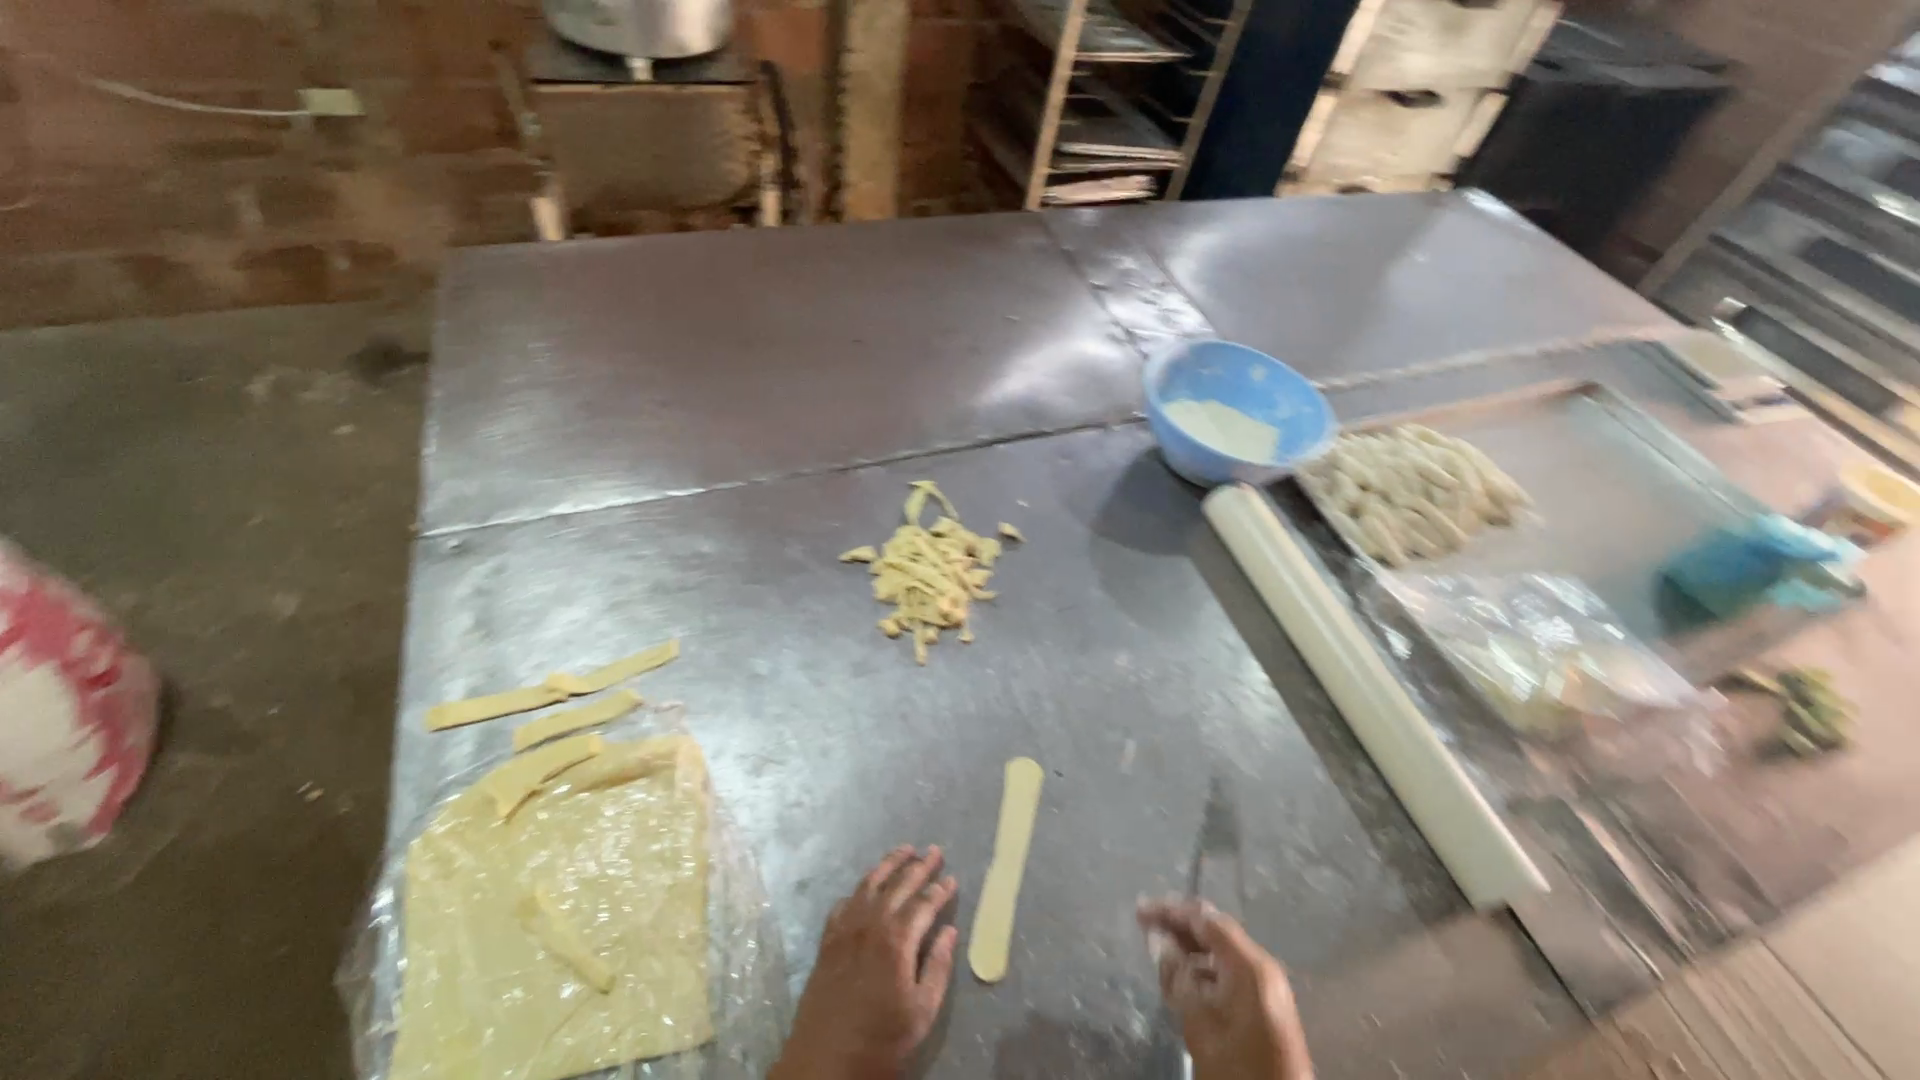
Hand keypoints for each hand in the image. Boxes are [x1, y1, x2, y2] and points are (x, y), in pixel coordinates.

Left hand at [771, 846, 959, 1079]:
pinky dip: (858, 889)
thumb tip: (950, 932)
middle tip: (934, 850)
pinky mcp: (827, 941)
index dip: (939, 890)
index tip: (952, 877)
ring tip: (904, 850)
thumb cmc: (881, 1040)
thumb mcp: (922, 1011)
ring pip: (869, 885)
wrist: (825, 1061)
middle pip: (898, 885)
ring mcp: (845, 930)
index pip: (924, 904)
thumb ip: (938, 967)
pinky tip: (866, 888)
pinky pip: (844, 903)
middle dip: (918, 866)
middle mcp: (870, 925)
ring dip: (888, 865)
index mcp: (897, 940)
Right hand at [1137, 897, 1312, 1079]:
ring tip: (1157, 952)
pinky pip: (1228, 972)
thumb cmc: (1237, 1067)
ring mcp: (1265, 985)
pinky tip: (1181, 980)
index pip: (1205, 919)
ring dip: (1189, 948)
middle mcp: (1260, 966)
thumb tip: (1158, 939)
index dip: (1170, 911)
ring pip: (1220, 952)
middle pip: (1214, 932)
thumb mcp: (1199, 1020)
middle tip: (1143, 927)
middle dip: (1178, 926)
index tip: (1139, 912)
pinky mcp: (1263, 1004)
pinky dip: (1203, 969)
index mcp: (1248, 964)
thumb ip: (1177, 974)